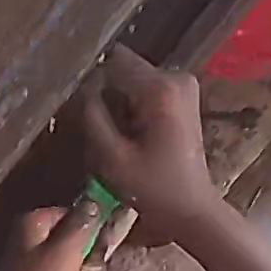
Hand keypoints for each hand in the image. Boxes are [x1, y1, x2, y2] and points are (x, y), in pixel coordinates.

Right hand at [72, 44, 224, 241]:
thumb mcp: (112, 158)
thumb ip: (92, 117)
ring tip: (115, 137)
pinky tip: (129, 136)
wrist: (190, 209)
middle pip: (122, 70)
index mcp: (161, 88)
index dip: (92, 82)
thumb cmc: (152, 189)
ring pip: (130, 81)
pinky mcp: (181, 97)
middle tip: (100, 131)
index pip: (113, 62)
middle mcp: (176, 77)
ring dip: (116, 105)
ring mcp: (182, 85)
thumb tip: (81, 89)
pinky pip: (142, 92)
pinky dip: (130, 110)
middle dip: (105, 96)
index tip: (82, 110)